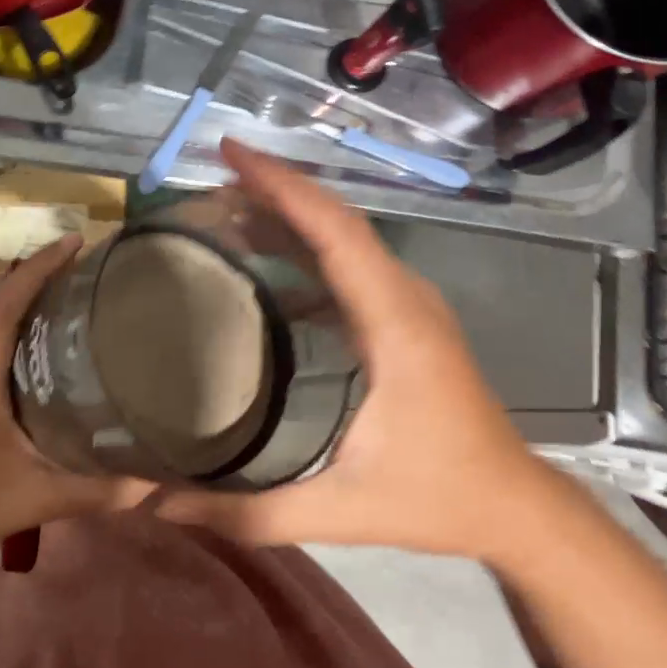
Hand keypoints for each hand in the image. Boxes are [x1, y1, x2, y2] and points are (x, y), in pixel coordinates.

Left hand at [0, 235, 152, 559]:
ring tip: (60, 289)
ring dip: (14, 297)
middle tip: (79, 263)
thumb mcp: (41, 498)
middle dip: (32, 275)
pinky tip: (27, 329)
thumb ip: (101, 489)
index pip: (3, 308)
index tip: (73, 242)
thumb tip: (157, 479)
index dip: (37, 270)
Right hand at [158, 139, 556, 561]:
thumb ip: (244, 511)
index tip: (230, 155)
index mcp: (395, 327)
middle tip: (201, 181)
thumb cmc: (434, 500)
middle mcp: (405, 298)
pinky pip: (346, 261)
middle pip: (335, 221)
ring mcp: (407, 303)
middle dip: (270, 188)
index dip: (284, 186)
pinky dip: (298, 244)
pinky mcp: (402, 316)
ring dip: (283, 212)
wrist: (515, 507)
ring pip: (341, 236)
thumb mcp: (336, 513)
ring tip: (216, 208)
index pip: (337, 234)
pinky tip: (255, 258)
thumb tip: (151, 500)